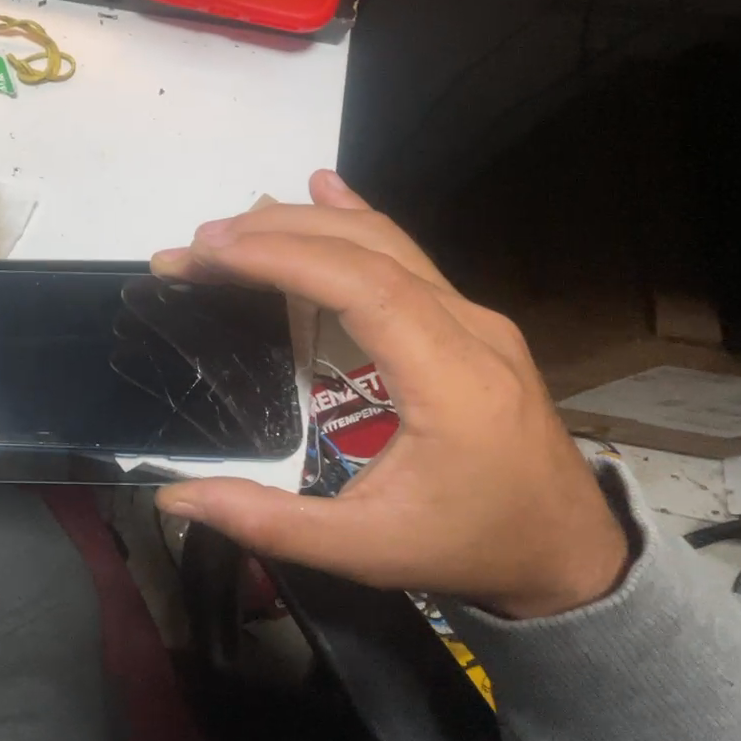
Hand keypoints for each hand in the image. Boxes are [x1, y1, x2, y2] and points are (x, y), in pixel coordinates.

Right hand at [150, 170, 628, 618]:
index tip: (207, 254)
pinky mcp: (464, 322)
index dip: (280, 258)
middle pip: (367, 249)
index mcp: (451, 378)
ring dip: (301, 226)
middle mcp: (468, 329)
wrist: (567, 552)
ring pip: (384, 242)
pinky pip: (404, 254)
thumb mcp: (364, 551)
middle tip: (192, 247)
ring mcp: (472, 318)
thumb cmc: (468, 546)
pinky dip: (352, 218)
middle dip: (272, 236)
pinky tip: (322, 188)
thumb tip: (174, 496)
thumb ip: (268, 522)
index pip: (362, 285)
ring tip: (226, 233)